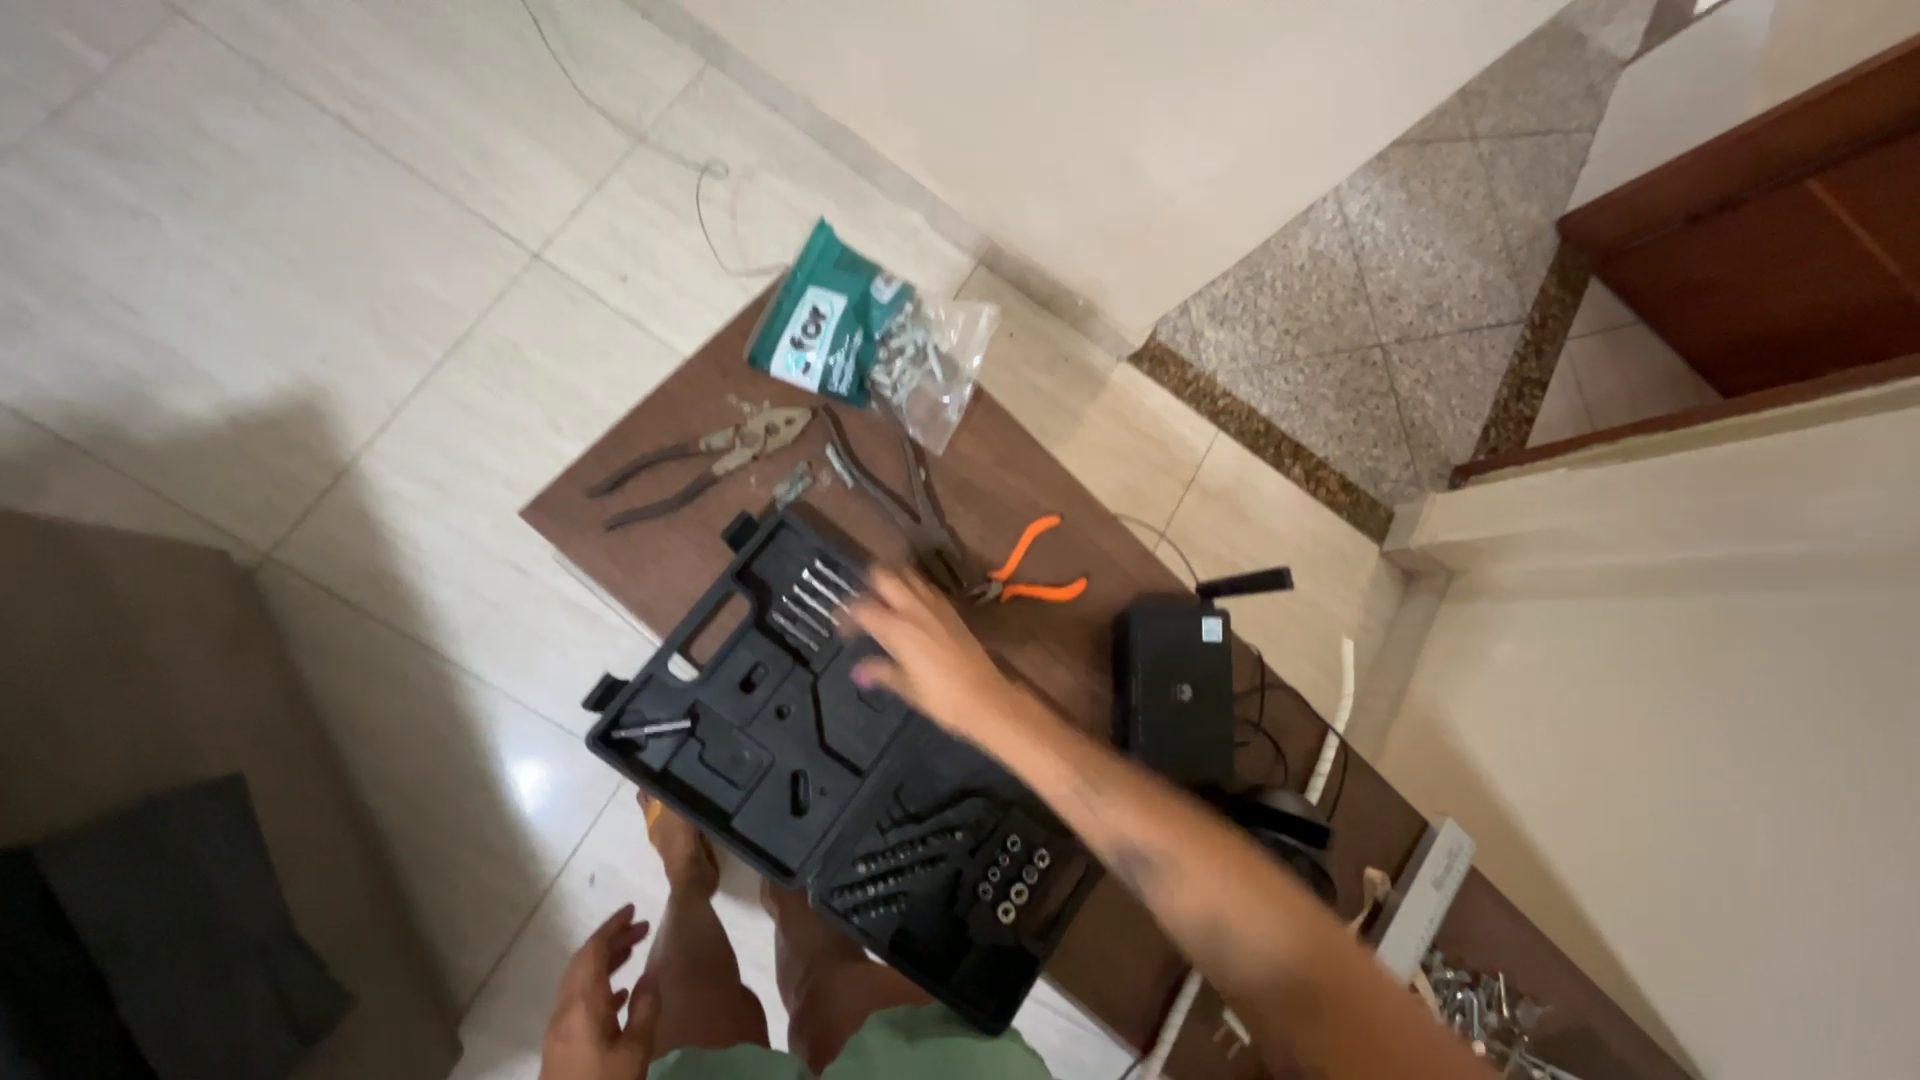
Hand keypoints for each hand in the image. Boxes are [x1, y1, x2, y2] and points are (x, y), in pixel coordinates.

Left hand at [538, 904, 658, 1079]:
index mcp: (582, 1006)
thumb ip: (645, 1008)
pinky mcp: (561, 1047)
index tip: (634, 910)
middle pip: (584, 963)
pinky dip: (600, 986)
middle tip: (642, 927)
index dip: (612, 927)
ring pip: (580, 982)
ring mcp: (559, 1030)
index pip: (593, 952)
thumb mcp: (636, 1051)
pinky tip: (621, 994)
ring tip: (635, 952)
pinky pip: (579, 1001)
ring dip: (605, 962)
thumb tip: (649, 975)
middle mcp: (565, 1011)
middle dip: (612, 941)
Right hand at [845, 567, 1033, 748]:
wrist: (986, 697)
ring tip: (883, 601)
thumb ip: (880, 672)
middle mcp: (915, 609)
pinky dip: (912, 589)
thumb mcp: (906, 688)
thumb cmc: (942, 699)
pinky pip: (926, 587)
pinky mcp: (951, 609)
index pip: (862, 608)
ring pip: (906, 575)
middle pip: (884, 575)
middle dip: (867, 584)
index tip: (841, 626)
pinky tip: (910, 609)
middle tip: (861, 604)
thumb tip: (858, 671)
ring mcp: (936, 605)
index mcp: (898, 629)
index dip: (846, 614)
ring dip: (891, 582)